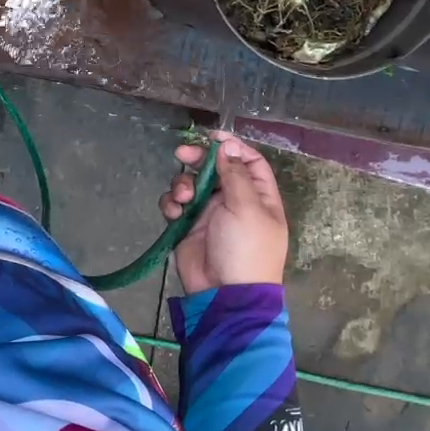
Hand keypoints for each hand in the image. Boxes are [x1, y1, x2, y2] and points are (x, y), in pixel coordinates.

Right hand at [158, 132, 288, 293]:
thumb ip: (235, 174)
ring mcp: (209, 213)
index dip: (232, 147)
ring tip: (182, 199)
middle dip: (197, 160)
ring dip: (182, 185)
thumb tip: (227, 146)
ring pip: (191, 184)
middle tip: (182, 154)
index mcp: (258, 196)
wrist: (224, 293)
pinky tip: (173, 213)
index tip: (211, 137)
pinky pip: (175, 204)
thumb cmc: (245, 248)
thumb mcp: (247, 208)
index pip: (249, 161)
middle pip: (214, 168)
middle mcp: (234, 201)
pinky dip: (171, 204)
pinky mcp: (187, 226)